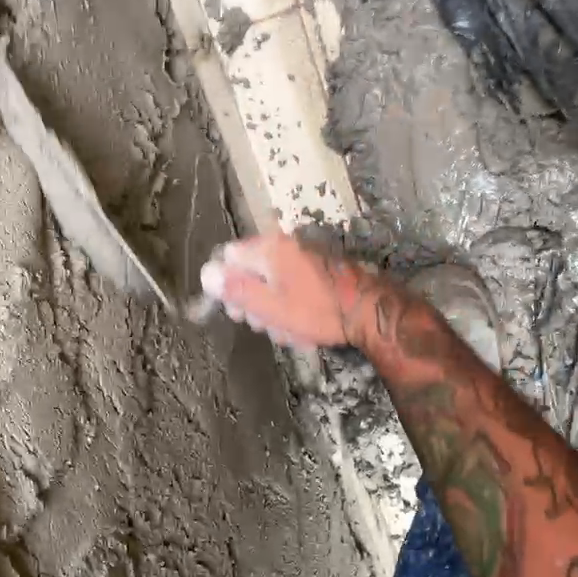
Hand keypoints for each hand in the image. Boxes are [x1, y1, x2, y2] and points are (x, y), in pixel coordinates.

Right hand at [198, 231, 375, 349]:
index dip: (227, 285)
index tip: (237, 310)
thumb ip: (236, 290)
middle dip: (253, 302)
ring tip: (289, 331)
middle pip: (250, 271)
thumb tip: (206, 275)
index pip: (229, 258)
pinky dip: (293, 307)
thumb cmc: (318, 310)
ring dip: (274, 310)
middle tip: (265, 324)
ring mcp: (304, 256)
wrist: (371, 312)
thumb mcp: (271, 307)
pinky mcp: (319, 269)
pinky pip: (293, 286)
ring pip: (272, 283)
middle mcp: (285, 245)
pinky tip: (303, 327)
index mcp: (269, 248)